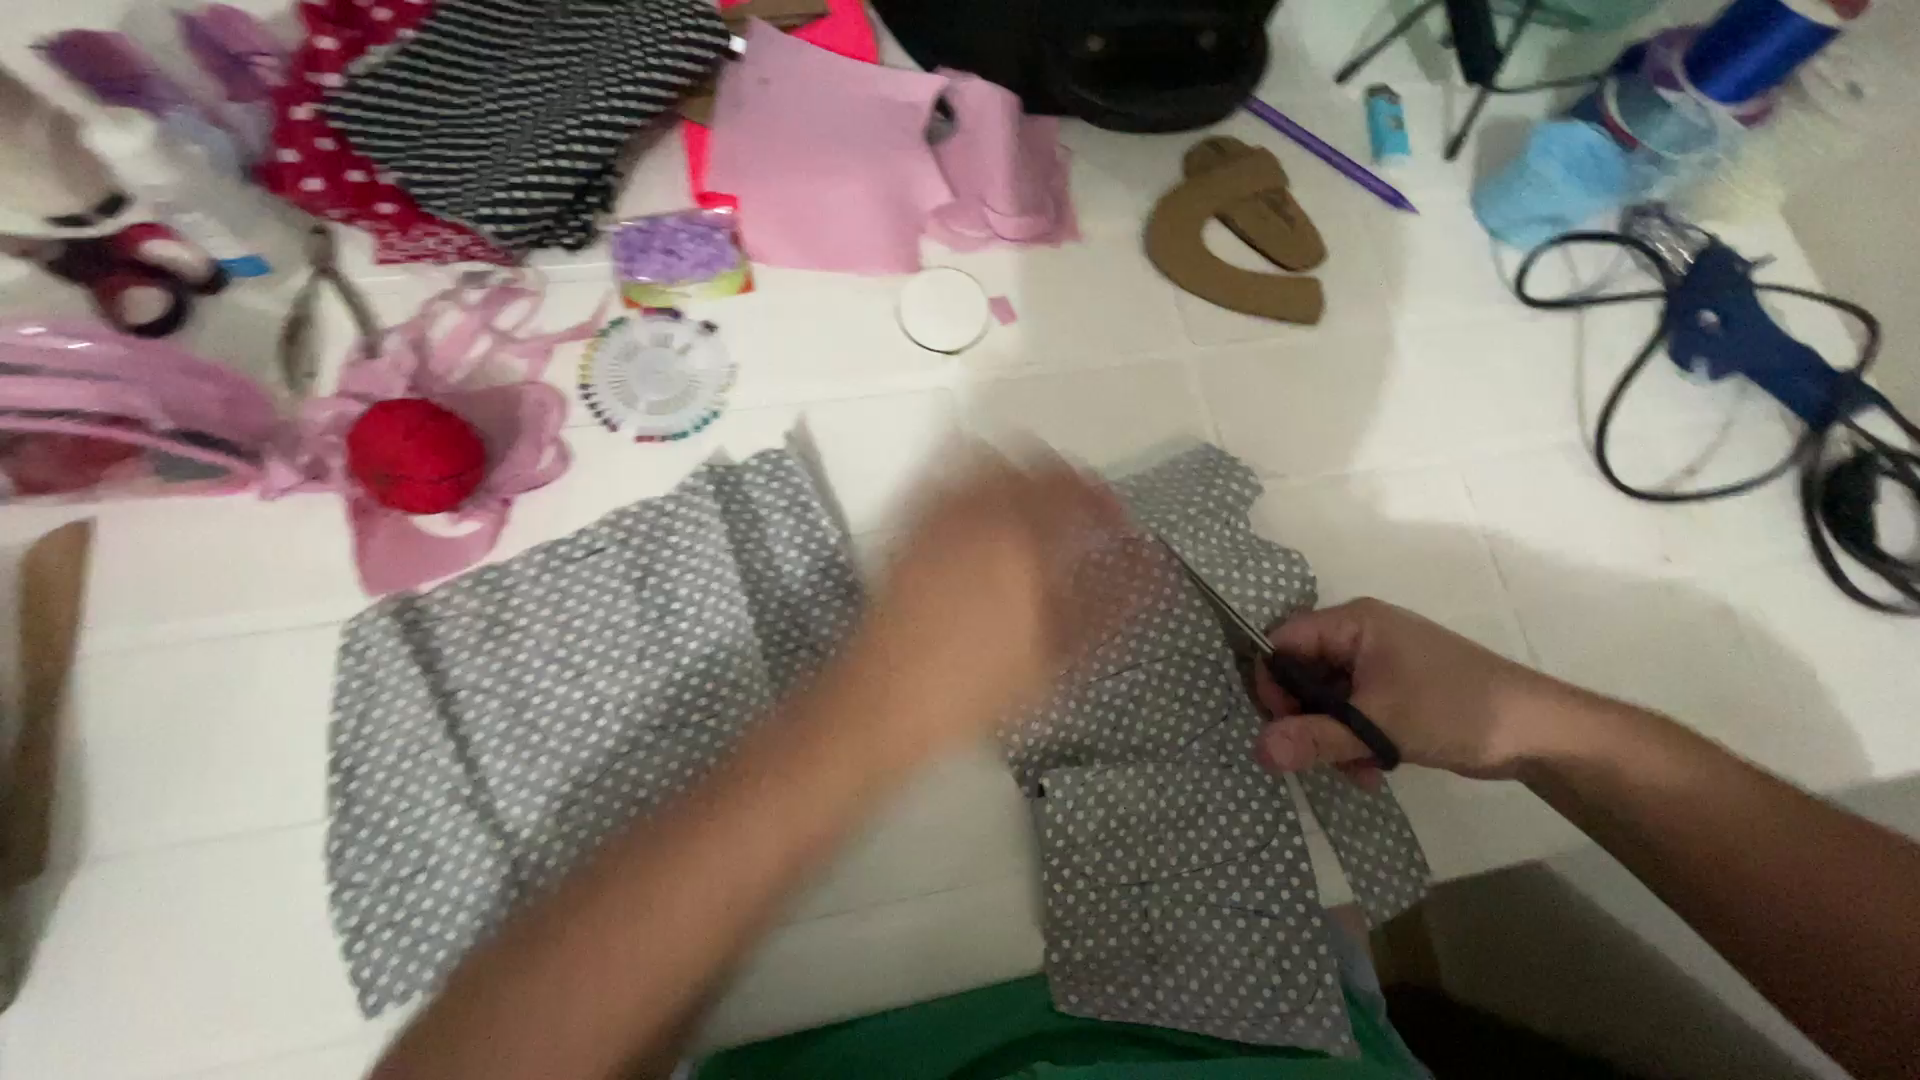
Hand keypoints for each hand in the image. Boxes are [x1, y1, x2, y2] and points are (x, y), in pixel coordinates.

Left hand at [842, 447, 1147, 757]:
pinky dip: (977, 474)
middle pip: (1041, 466)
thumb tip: (1153, 563)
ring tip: (1039, 510)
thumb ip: (1114, 601)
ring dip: (1028, 473)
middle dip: (1073, 486)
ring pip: (995, 458)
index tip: (1118, 528)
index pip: (1081, 494)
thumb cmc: (974, 687)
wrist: (883, 700)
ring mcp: (938, 512)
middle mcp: (980, 511)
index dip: (1108, 506)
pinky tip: (985, 507)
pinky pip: (948, 472)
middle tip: (1084, 519)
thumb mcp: (1057, 655)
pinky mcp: (909, 522)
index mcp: (1023, 540)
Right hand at [1252, 598, 1592, 785]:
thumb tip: (1258, 751)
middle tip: (1318, 756)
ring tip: (1356, 771)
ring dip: (1332, 736)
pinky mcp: (1397, 688)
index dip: (1272, 682)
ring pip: (1328, 697)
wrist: (1544, 732)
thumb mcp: (1379, 727)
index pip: (1282, 641)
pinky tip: (1372, 769)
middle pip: (1302, 672)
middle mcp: (1362, 634)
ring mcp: (1381, 662)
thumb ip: (1315, 738)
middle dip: (1306, 719)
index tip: (1281, 725)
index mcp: (1354, 622)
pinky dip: (1354, 738)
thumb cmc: (1456, 711)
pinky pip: (1354, 708)